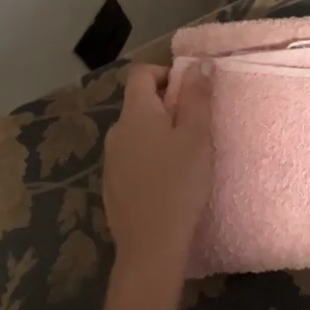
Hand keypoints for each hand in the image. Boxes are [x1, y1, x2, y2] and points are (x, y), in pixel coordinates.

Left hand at [101, 63, 213, 272]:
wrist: (150, 247)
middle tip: (196, 128)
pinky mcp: (112, 186)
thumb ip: (197, 96)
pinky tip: (168, 181)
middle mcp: (116, 131)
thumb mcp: (197, 136)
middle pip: (140, 102)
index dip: (167, 74)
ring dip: (159, 133)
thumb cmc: (179, 184)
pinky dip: (150, 157)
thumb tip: (198, 62)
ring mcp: (111, 160)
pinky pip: (132, 157)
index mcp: (135, 114)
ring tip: (185, 157)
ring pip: (137, 132)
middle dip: (168, 106)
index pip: (142, 73)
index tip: (191, 94)